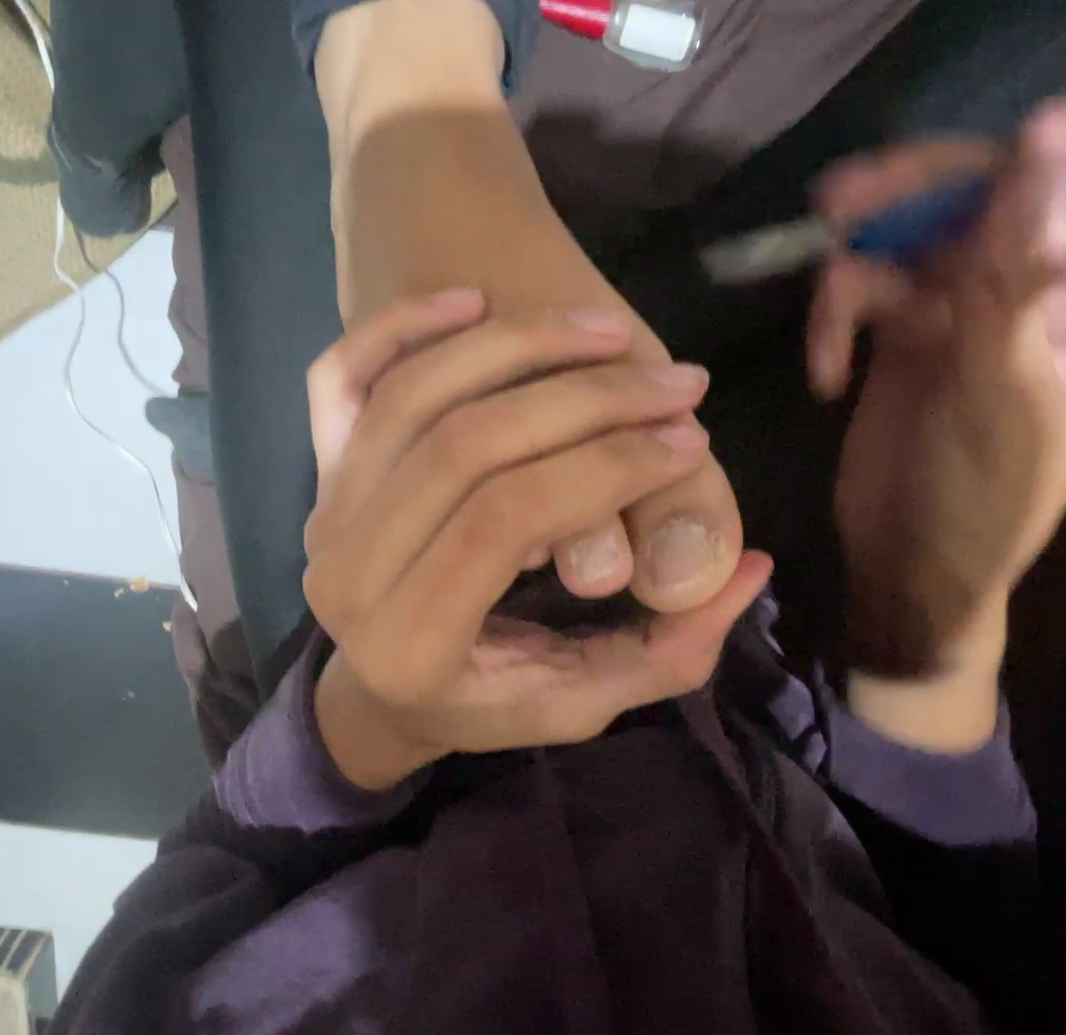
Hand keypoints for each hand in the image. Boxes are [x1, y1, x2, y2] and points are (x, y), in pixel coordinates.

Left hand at [303, 289, 772, 788]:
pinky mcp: (317, 473)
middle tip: (676, 385)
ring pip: (414, 397)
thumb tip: (748, 565)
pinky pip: (342, 376)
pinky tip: (472, 300)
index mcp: (409, 643)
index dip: (604, 469)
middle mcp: (347, 573)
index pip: (504, 520)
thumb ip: (667, 651)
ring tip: (608, 332)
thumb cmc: (479, 702)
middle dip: (584, 402)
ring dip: (516, 345)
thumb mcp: (581, 704)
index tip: (687, 441)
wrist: (373, 691)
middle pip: (463, 447)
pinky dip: (400, 327)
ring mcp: (323, 513)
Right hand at [808, 77, 1065, 681]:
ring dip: (858, 252)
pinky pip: (862, 283)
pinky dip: (833, 321)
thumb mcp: (1001, 390)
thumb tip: (1041, 140)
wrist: (901, 565)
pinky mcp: (900, 327)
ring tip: (824, 293)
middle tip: (841, 202)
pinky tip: (826, 375)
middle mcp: (1042, 283)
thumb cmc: (978, 499)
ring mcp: (966, 302)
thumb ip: (1013, 273)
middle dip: (918, 189)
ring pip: (915, 225)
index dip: (1064, 140)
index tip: (992, 150)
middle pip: (993, 184)